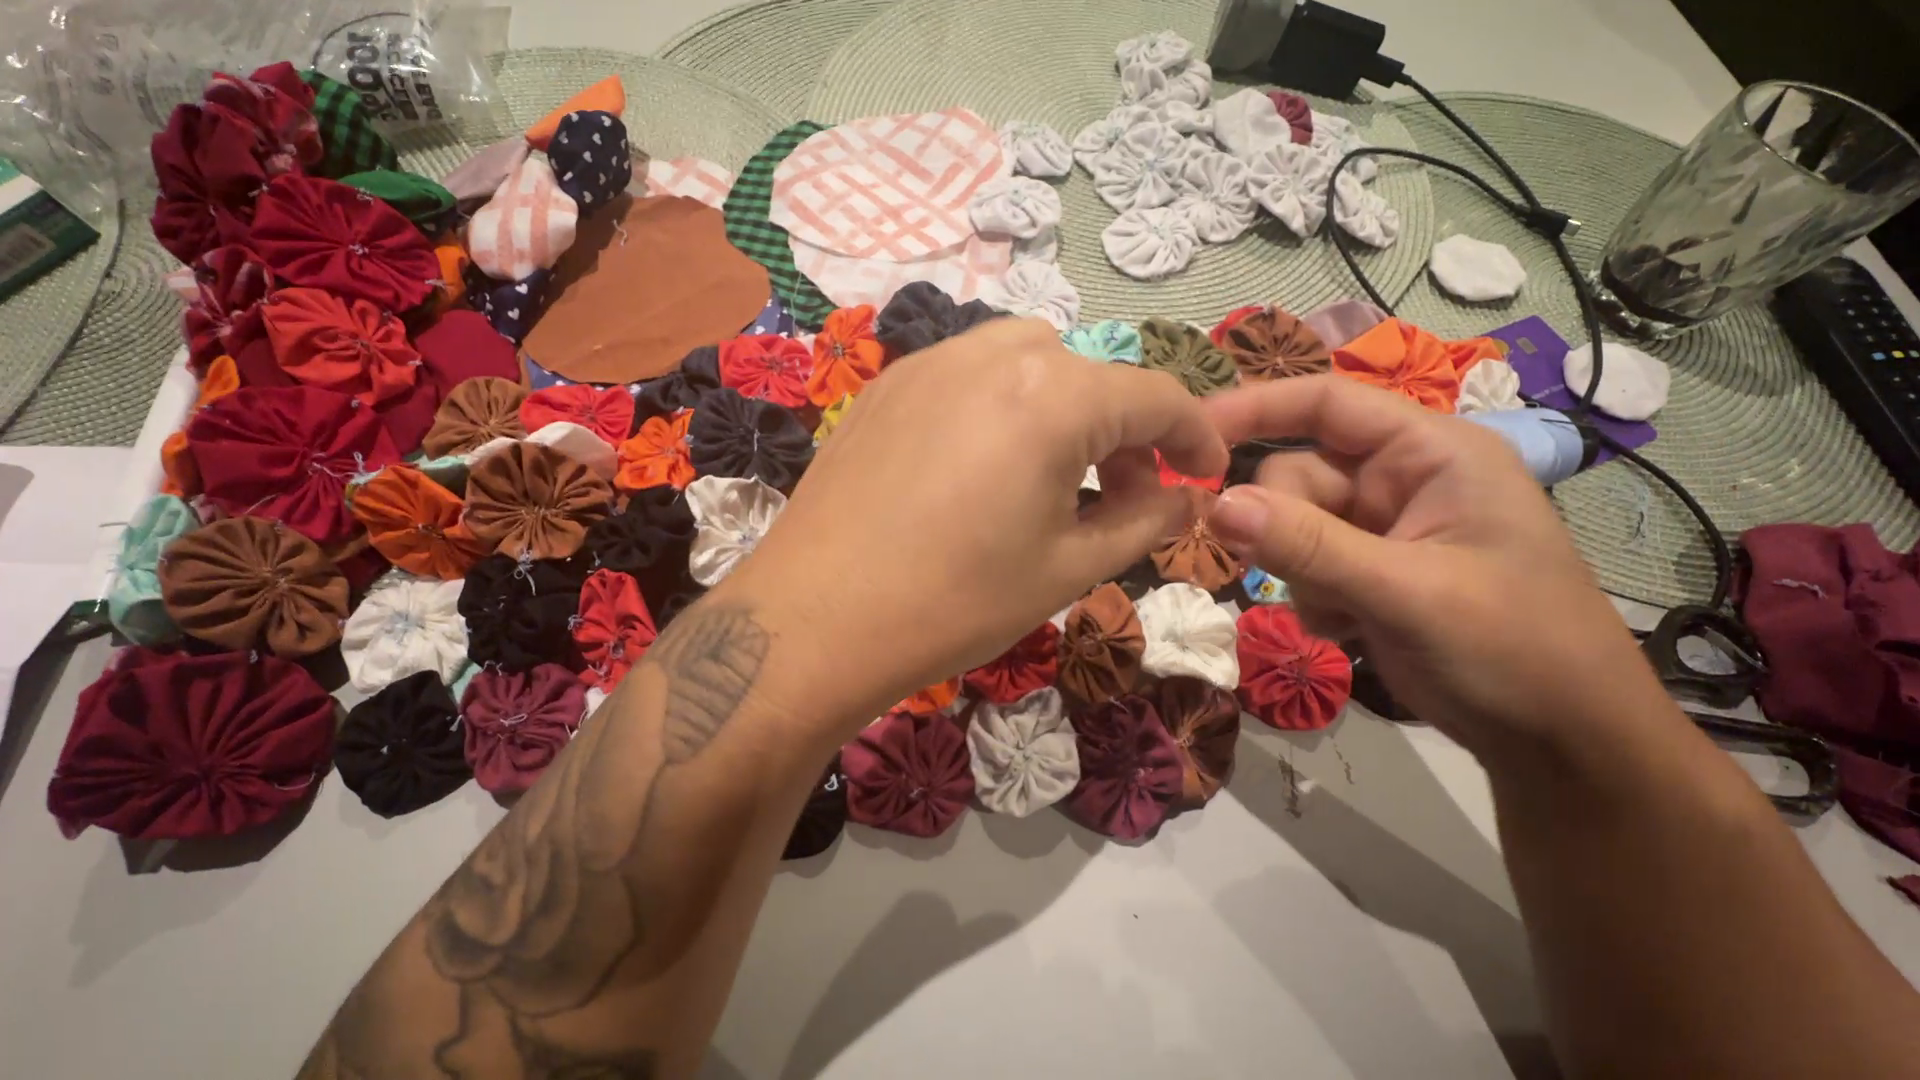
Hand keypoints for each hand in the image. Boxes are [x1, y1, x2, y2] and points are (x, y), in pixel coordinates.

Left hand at [725, 317, 1229, 733]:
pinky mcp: (885, 386)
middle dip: (1124, 426)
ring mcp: (929, 363)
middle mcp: (991, 356)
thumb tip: (1185, 497)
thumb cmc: (955, 603)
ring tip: (1052, 476)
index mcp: (1052, 397)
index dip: (1195, 434)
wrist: (815, 621)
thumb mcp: (1068, 569)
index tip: (1207, 474)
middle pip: (1090, 372)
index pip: (1153, 396)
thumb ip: (1142, 522)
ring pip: (1027, 359)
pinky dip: (1002, 403)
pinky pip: (968, 373)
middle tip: (1124, 493)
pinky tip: (982, 466)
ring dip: (1063, 406)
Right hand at [1203, 375, 1666, 756]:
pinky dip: (1311, 600)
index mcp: (1433, 453)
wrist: (1562, 743)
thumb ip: (1308, 546)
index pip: (1327, 403)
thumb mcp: (1407, 592)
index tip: (1189, 435)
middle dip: (1285, 528)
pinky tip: (1348, 634)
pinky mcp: (1372, 575)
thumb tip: (1214, 505)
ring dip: (1300, 574)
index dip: (1255, 408)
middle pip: (1298, 474)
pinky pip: (1305, 567)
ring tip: (1344, 618)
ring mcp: (1387, 530)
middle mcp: (1405, 480)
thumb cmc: (1512, 649)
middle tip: (1300, 577)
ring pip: (1293, 527)